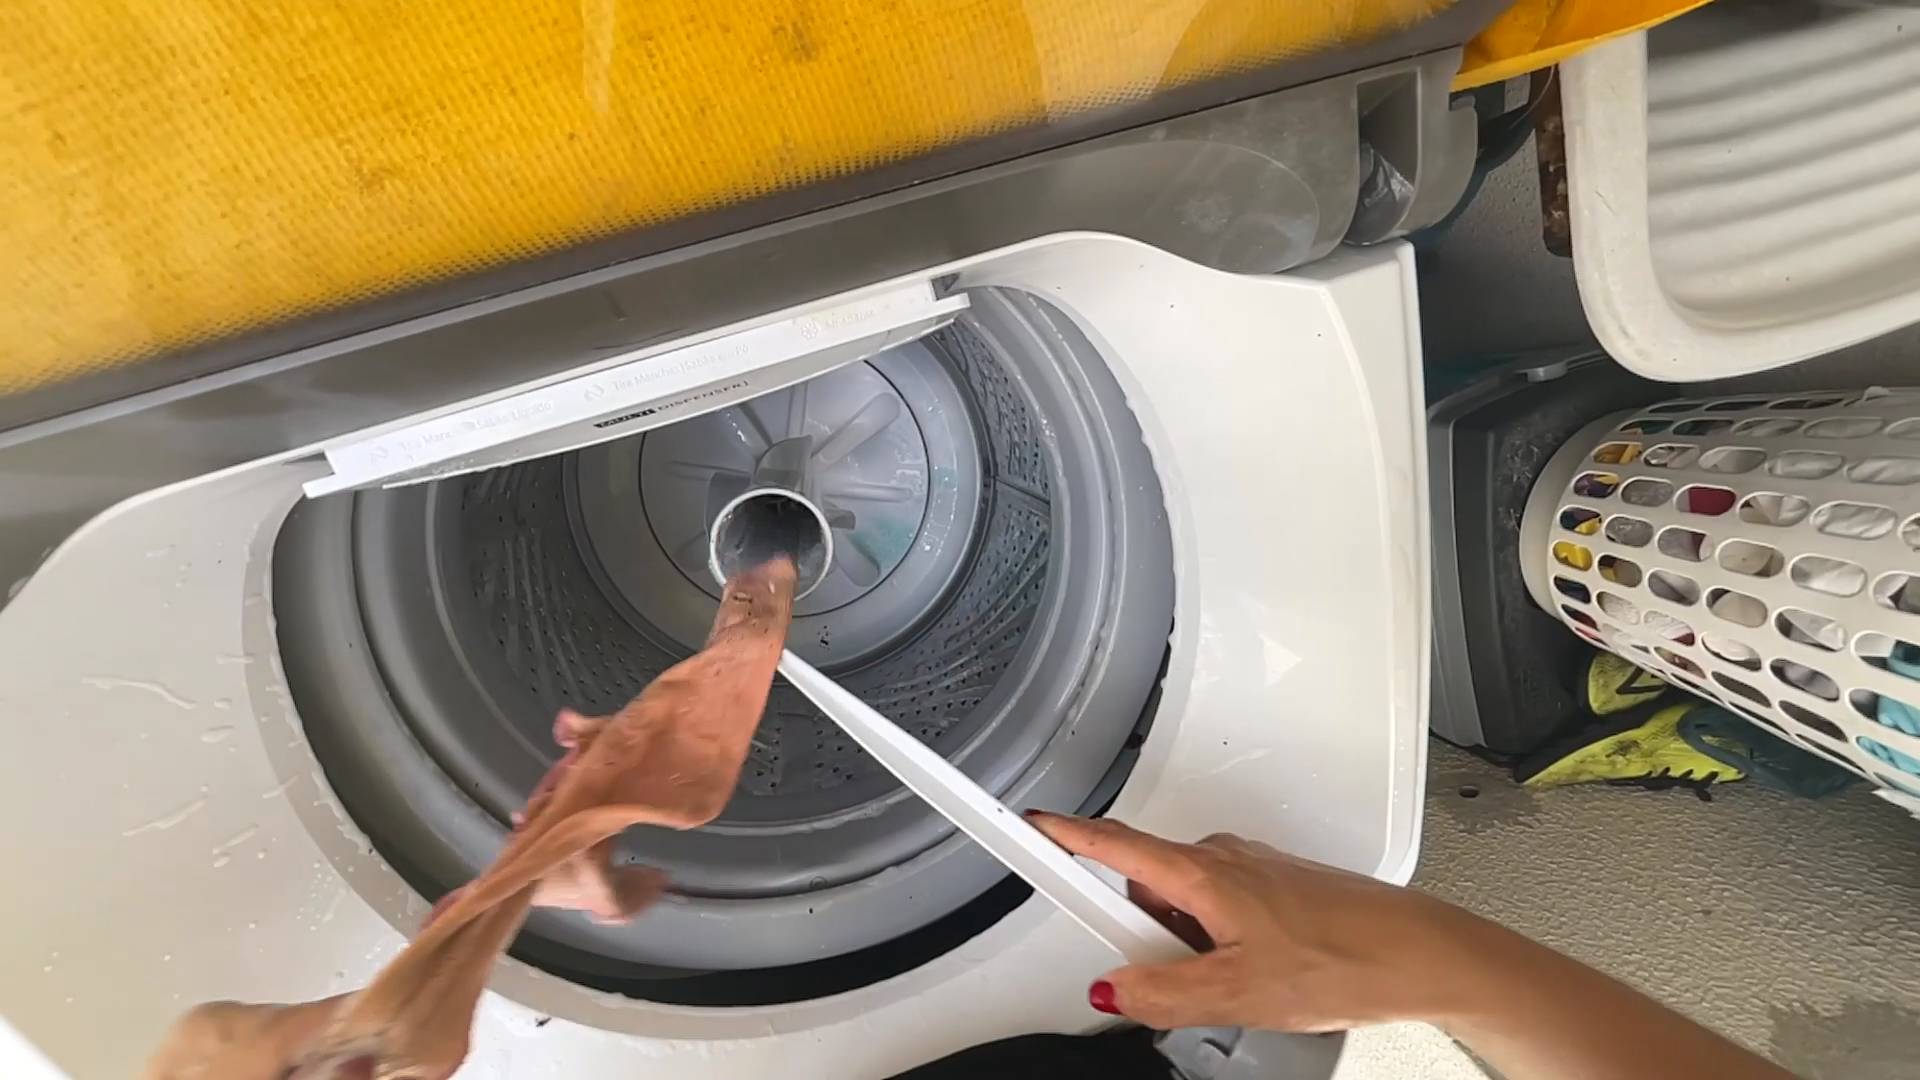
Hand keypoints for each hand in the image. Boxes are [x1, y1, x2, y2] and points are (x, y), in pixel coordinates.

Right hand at [1025, 812, 1465, 1033]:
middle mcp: (1217, 856)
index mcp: (1200, 872)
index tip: (1029, 822)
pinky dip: (1213, 932)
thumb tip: (1117, 989)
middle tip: (1178, 973)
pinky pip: (1214, 900)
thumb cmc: (1344, 957)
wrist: (1420, 950)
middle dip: (1145, 927)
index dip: (1064, 834)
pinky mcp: (1266, 883)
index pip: (1112, 844)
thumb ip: (1167, 991)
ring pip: (1181, 896)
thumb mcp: (1241, 993)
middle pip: (1143, 881)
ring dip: (1185, 936)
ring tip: (1234, 979)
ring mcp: (1244, 868)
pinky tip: (1255, 968)